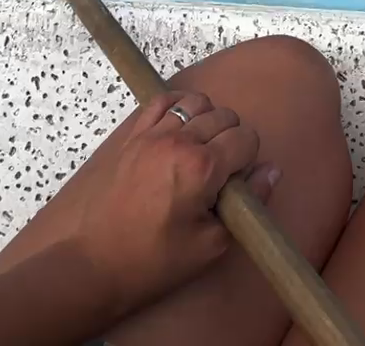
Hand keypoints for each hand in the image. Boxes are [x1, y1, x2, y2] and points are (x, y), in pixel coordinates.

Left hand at [72, 90, 280, 315]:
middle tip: (220, 170)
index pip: (246, 137)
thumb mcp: (210, 245)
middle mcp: (179, 140)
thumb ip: (248, 202)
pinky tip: (179, 129)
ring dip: (206, 119)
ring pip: (196, 102)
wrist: (92, 263)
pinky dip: (177, 106)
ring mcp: (153, 133)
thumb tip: (272, 171)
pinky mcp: (133, 134)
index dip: (248, 158)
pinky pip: (162, 100)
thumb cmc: (152, 261)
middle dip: (231, 138)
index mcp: (202, 167)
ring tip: (200, 149)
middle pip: (225, 116)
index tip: (237, 180)